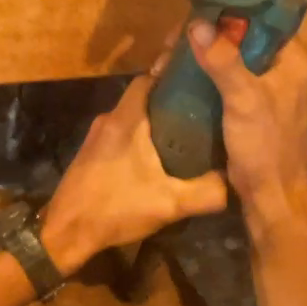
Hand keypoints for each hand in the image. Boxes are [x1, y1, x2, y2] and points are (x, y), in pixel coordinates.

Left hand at [39, 44, 229, 275]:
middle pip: (142, 98)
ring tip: (190, 132)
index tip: (199, 80)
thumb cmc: (115, 208)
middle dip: (171, 101)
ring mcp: (96, 136)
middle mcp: (108, 120)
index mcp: (125, 120)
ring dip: (156, 122)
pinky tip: (161, 154)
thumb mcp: (170, 204)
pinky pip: (122, 134)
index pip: (148, 79)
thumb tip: (239, 181)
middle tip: (204, 109)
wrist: (67, 230)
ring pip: (132, 118)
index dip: (172, 76)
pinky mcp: (91, 153)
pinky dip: (142, 137)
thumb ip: (208, 192)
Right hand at [187, 19, 306, 239]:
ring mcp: (264, 87)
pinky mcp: (247, 104)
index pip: (264, 20)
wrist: (269, 195)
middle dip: (207, 33)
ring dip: (200, 53)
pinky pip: (222, 76)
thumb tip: (197, 24)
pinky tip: (176, 73)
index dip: (230, 11)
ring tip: (169, 55)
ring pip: (229, 56)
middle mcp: (281, 68)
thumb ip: (223, 62)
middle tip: (173, 39)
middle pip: (242, 36)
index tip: (196, 11)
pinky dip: (201, 71)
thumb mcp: (244, 100)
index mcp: (293, 61)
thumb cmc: (265, 146)